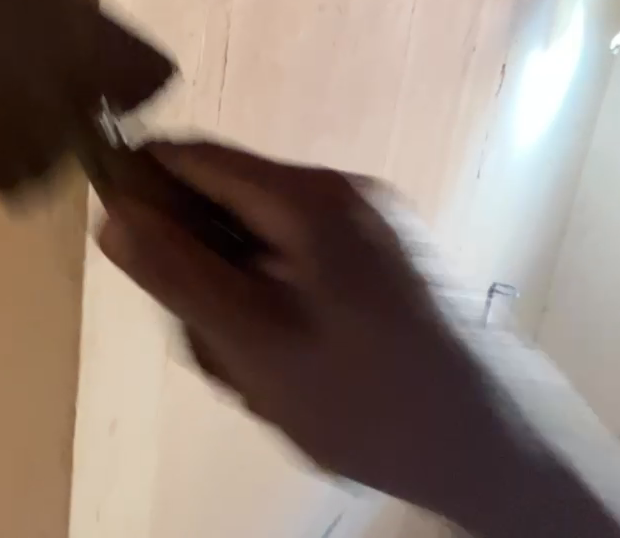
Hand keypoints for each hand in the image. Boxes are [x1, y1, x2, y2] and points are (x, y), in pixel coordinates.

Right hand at [97, 142, 522, 520]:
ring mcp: (360, 220)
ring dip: (225, 288)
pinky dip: (262, 294)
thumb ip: (174, 274)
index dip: (140, 190)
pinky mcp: (375, 252)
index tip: (131, 251)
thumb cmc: (370, 401)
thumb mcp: (252, 343)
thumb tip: (108, 215)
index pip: (184, 155)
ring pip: (244, 232)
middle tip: (205, 333)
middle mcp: (334, 190)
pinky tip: (281, 351)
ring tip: (250, 359)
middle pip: (214, 197)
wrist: (511, 465)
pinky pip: (283, 253)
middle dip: (191, 260)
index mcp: (304, 196)